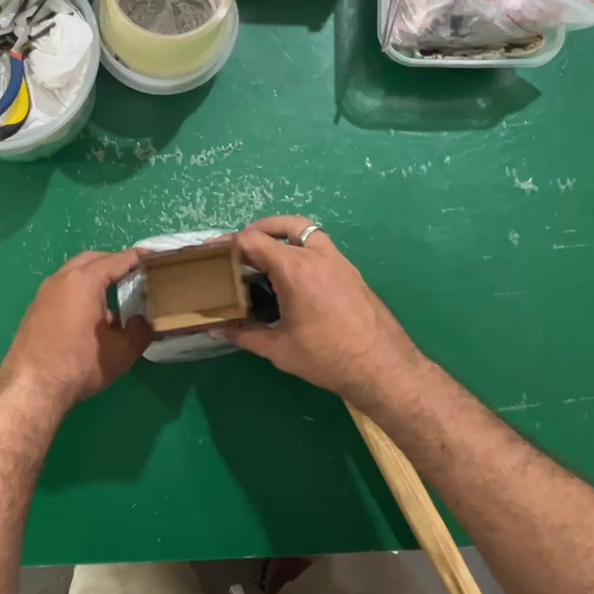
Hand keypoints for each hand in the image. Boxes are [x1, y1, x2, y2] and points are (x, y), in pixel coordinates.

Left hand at [0, 248, 153, 409]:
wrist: (31, 387)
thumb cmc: (79, 365)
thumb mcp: (121, 352)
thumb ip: (140, 331)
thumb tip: (144, 321)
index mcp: (84, 281)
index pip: (116, 260)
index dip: (137, 257)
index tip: (154, 257)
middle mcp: (61, 279)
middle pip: (92, 260)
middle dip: (114, 262)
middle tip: (134, 272)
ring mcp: (44, 293)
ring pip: (74, 273)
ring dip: (95, 276)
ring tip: (114, 292)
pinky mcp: (35, 309)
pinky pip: (63, 288)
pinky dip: (80, 290)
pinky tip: (90, 313)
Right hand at [226, 215, 428, 407]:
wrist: (382, 368)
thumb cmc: (327, 358)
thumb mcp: (279, 349)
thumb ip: (245, 334)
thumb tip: (217, 328)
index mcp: (295, 270)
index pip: (253, 240)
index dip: (228, 244)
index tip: (211, 253)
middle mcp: (317, 256)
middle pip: (281, 226)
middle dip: (255, 232)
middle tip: (239, 250)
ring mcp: (338, 261)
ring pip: (306, 230)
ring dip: (282, 235)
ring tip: (266, 256)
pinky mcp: (351, 271)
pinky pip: (320, 246)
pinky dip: (301, 249)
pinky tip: (292, 278)